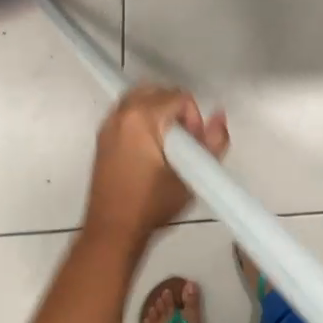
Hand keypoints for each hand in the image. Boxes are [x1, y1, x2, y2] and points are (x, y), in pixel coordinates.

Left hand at [82, 85, 228, 245]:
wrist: (113, 231)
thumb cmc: (153, 204)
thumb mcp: (192, 176)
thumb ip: (212, 142)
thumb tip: (220, 115)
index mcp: (143, 117)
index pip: (180, 97)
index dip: (194, 119)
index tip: (193, 147)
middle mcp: (122, 113)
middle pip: (159, 91)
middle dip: (177, 111)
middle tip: (184, 142)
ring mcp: (109, 124)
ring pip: (140, 98)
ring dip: (159, 112)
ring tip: (169, 144)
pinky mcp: (102, 137)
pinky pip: (127, 112)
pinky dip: (142, 119)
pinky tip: (151, 149)